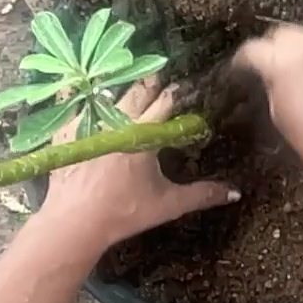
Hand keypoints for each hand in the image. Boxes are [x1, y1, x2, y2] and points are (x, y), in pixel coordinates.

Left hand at [35, 77, 239, 254]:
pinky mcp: (68, 130)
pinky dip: (93, 102)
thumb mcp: (168, 205)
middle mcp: (116, 122)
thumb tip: (234, 191)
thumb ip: (202, 195)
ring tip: (136, 91)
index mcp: (143, 136)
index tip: (188, 88)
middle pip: (138, 89)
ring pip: (111, 94)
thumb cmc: (124, 213)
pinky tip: (98, 103)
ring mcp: (89, 123)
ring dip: (126, 91)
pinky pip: (81, 105)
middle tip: (164, 79)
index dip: (180, 92)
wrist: (74, 223)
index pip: (167, 101)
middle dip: (153, 82)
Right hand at [234, 24, 302, 178]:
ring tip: (297, 72)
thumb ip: (270, 85)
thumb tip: (269, 75)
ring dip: (296, 49)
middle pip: (280, 34)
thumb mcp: (278, 115)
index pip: (252, 49)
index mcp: (282, 63)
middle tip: (269, 67)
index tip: (241, 68)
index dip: (243, 60)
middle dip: (271, 48)